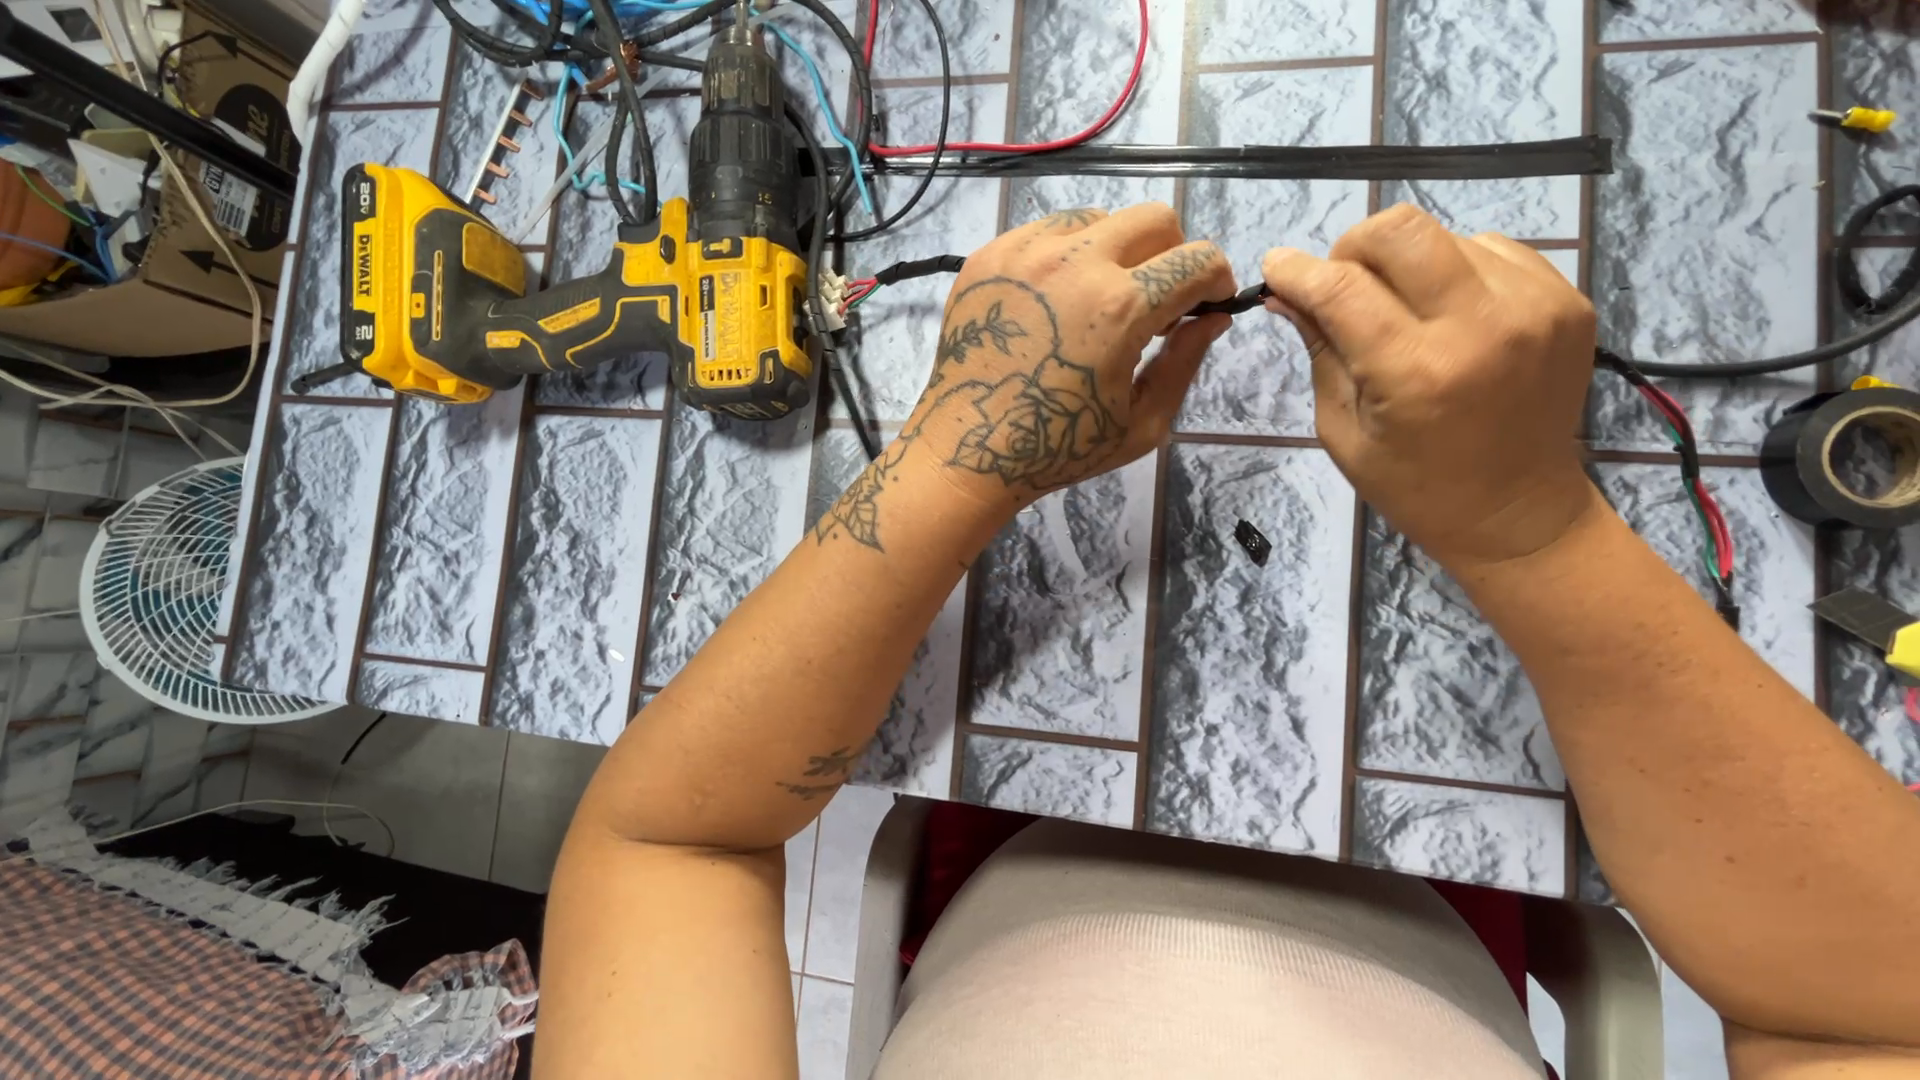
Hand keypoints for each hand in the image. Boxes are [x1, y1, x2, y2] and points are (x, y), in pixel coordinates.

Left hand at [903, 204, 1235, 516]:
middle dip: (1173, 252)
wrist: (968, 450)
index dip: (1215, 280)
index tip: (1206, 302)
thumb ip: (1184, 362)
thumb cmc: (1059, 449)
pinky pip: (1046, 231)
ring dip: (1116, 250)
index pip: (1196, 259)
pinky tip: (1056, 301)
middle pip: (1154, 218)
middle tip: (1157, 300)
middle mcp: (1073, 263)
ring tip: (1100, 300)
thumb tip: (1213, 318)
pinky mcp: (988, 257)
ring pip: (1097, 218)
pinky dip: (1066, 256)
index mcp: (1119, 308)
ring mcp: (1024, 252)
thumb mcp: (1141, 423)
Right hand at [1262, 205, 1599, 569]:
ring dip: (1406, 263)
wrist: (1516, 511)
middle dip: (1353, 248)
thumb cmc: (1413, 484)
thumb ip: (1321, 350)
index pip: (1342, 288)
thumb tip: (1287, 294)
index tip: (1276, 265)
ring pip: (1445, 236)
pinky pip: (1492, 251)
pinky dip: (1454, 270)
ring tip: (1401, 310)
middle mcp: (1481, 325)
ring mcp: (1535, 306)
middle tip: (1341, 285)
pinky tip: (1448, 313)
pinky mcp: (1566, 301)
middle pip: (1401, 230)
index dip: (1297, 270)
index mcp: (1415, 371)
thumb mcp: (1343, 429)